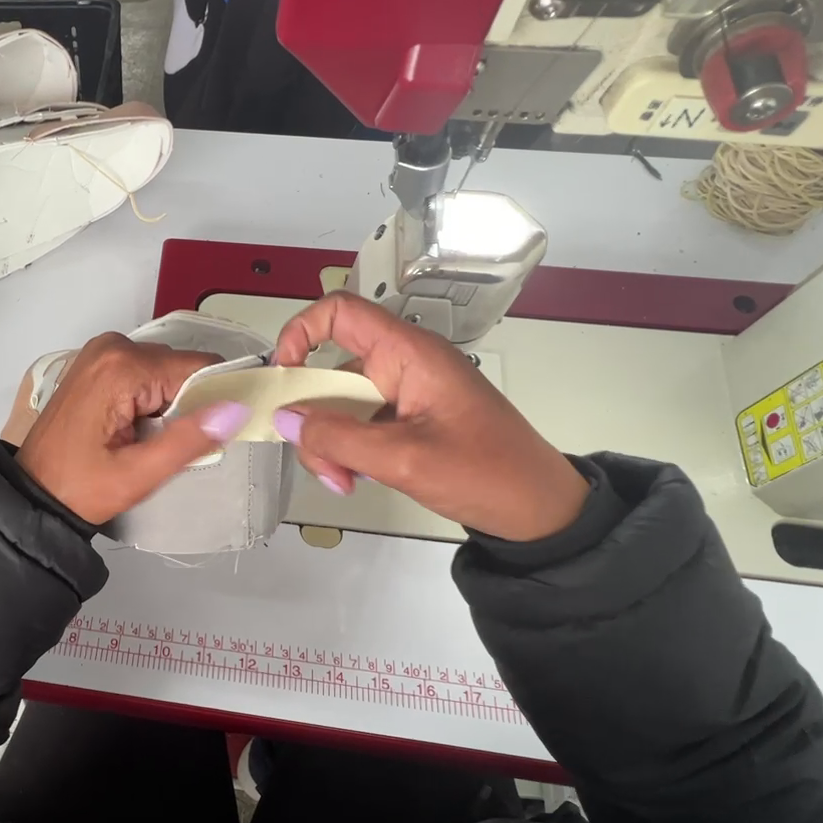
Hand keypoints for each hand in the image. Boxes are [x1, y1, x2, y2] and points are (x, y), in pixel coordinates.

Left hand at [16, 333, 248, 524]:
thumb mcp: (139, 474)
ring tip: (144, 440)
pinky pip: (144, 374)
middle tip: (164, 446)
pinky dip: (149, 400)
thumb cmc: (80, 488)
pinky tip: (134, 429)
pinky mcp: (97, 364)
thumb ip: (189, 440)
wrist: (33, 493)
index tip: (211, 434)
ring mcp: (101, 353)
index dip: (215, 400)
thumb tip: (235, 409)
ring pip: (164, 372)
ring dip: (167, 405)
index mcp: (122, 366)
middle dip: (186, 406)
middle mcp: (112, 347)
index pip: (198, 368)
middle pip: (181, 368)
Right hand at [271, 293, 587, 541]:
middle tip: (321, 465)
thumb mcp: (404, 459)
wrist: (539, 509)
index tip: (283, 377)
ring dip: (328, 444)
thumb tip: (285, 420)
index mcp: (408, 355)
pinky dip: (346, 452)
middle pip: (329, 372)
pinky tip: (356, 480)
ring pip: (338, 406)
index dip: (301, 332)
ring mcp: (402, 394)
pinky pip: (357, 426)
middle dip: (313, 418)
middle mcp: (401, 366)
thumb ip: (338, 439)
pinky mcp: (405, 420)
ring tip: (343, 482)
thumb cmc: (486, 473)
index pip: (341, 312)